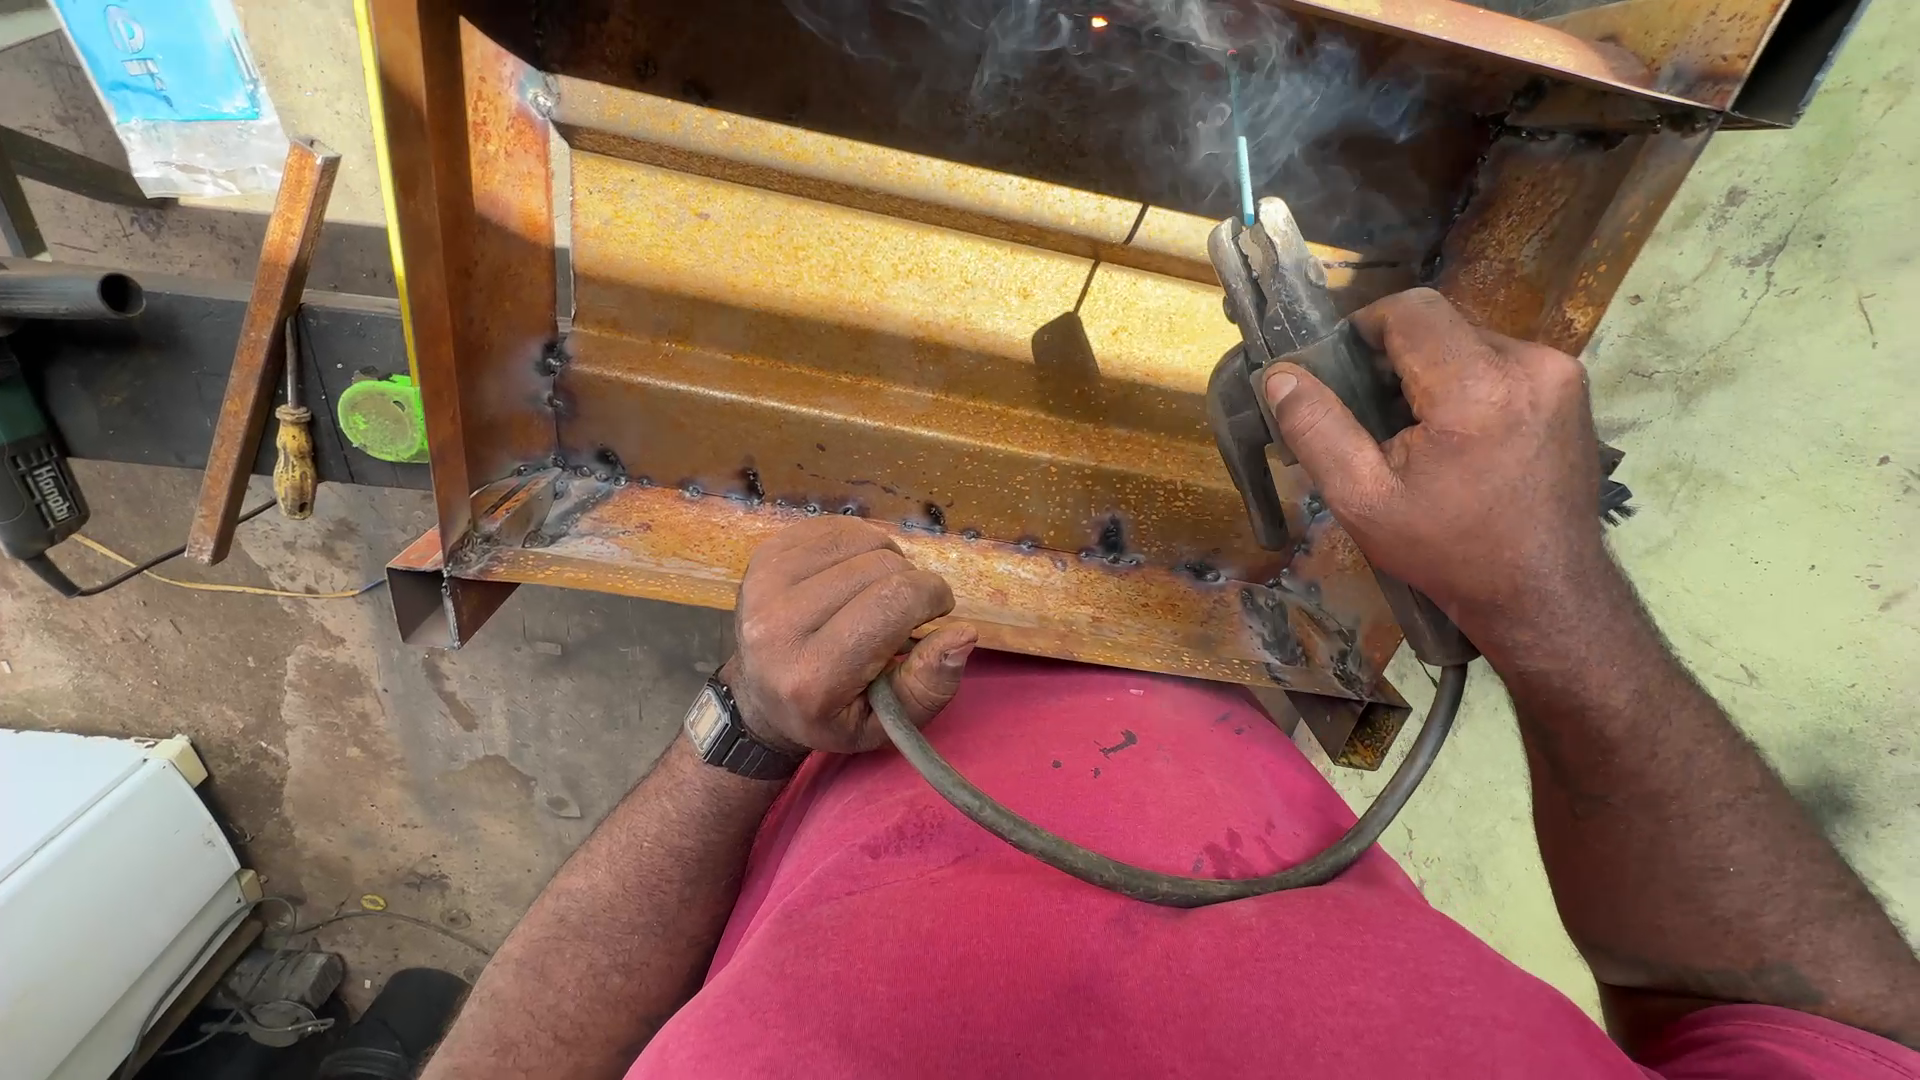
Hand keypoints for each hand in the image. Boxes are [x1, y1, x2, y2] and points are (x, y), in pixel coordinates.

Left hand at [718, 517, 978, 754]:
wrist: (762, 697)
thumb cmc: (834, 714)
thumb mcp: (888, 722)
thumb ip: (930, 684)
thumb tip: (964, 634)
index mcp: (811, 677)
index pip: (894, 602)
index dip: (933, 596)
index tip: (937, 611)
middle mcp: (778, 626)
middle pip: (882, 565)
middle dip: (912, 581)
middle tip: (906, 609)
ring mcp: (764, 584)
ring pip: (862, 538)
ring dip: (887, 559)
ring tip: (878, 592)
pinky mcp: (763, 555)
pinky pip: (836, 526)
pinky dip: (859, 544)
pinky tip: (854, 573)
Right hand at [1260, 288, 1618, 660]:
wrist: (1541, 592)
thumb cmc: (1445, 550)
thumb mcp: (1361, 500)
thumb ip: (1316, 430)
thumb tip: (1279, 376)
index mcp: (1476, 387)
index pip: (1410, 310)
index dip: (1363, 328)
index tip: (1337, 370)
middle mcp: (1529, 363)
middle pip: (1439, 325)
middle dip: (1393, 358)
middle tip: (1366, 415)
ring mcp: (1559, 374)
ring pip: (1467, 342)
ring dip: (1428, 373)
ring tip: (1409, 433)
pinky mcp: (1570, 390)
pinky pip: (1498, 363)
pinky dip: (1462, 385)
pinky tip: (1451, 437)